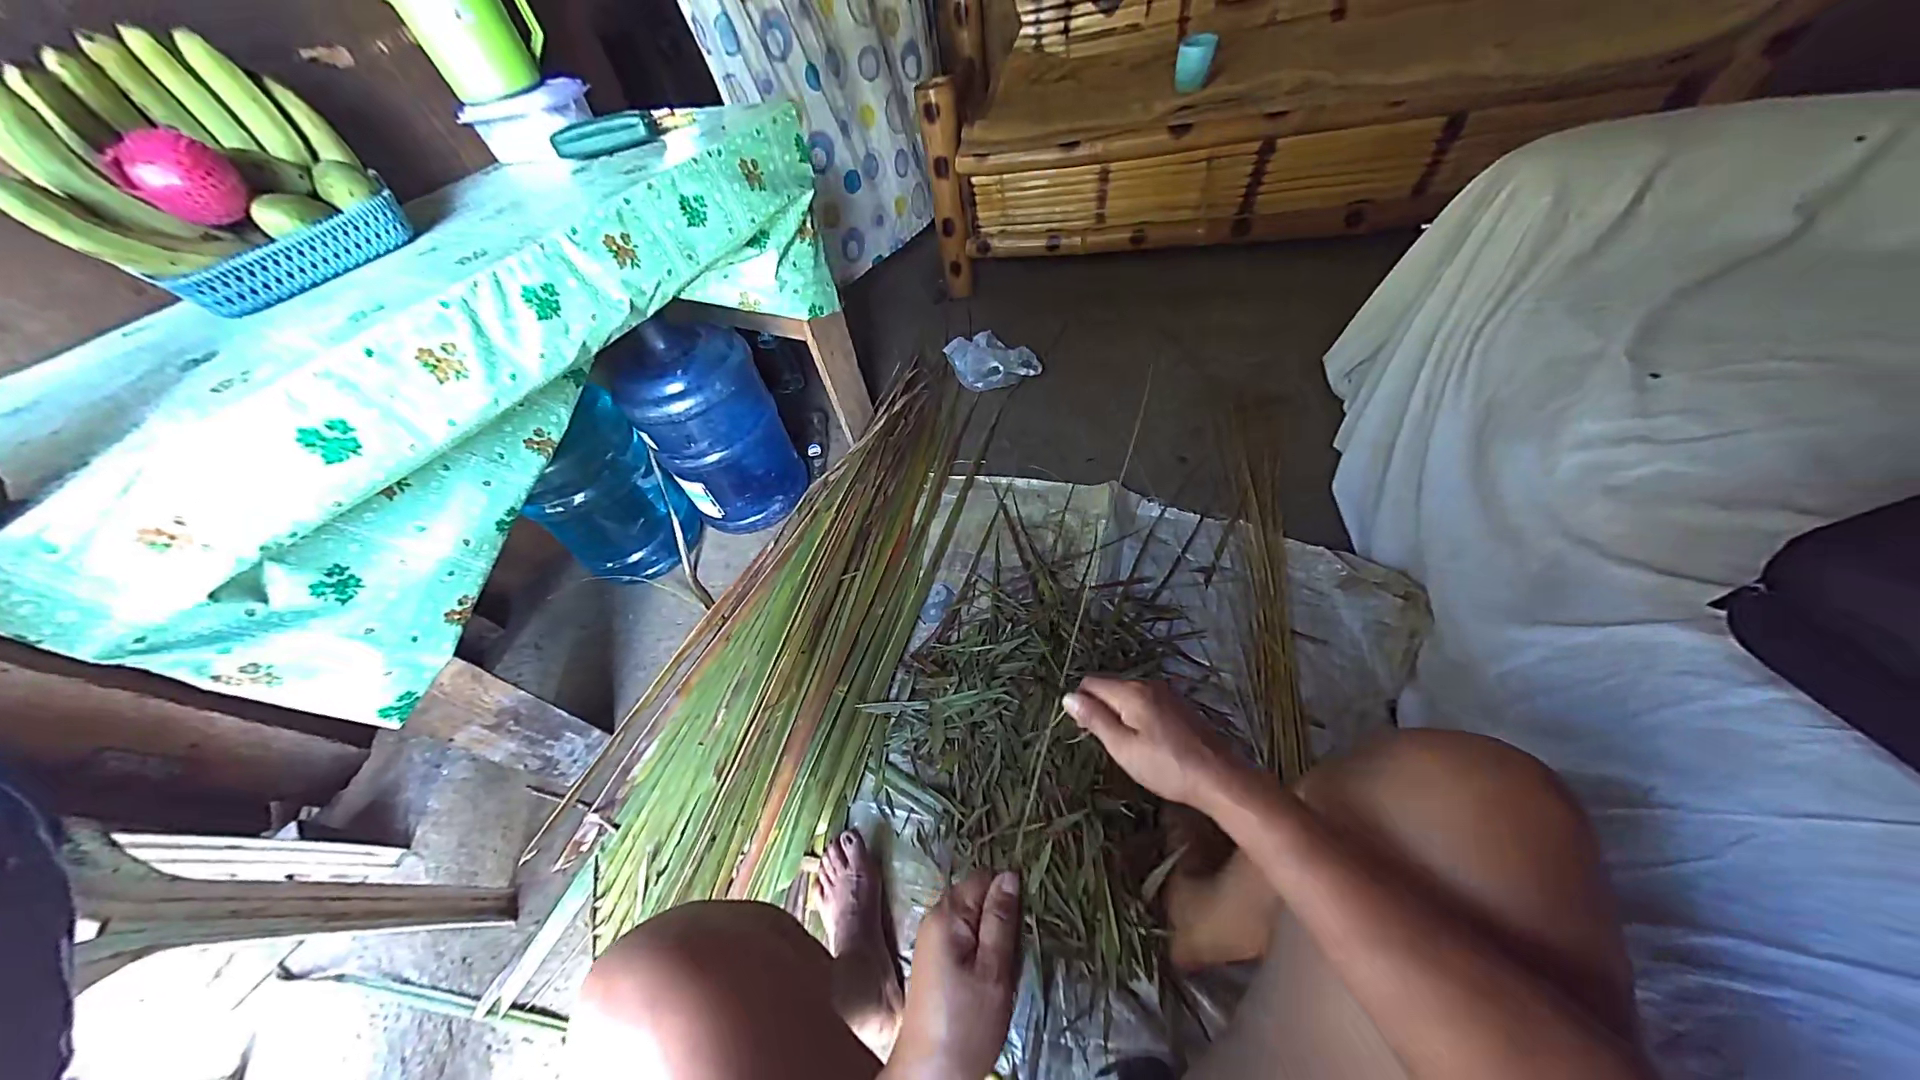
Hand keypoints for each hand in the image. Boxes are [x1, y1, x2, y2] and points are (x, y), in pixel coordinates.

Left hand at [884, 870, 1020, 1079]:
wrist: (930, 1074)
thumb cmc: (966, 1024)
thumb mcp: (993, 970)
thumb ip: (1001, 920)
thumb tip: (1010, 875)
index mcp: (947, 915)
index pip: (983, 878)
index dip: (1008, 890)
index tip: (1026, 917)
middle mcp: (935, 918)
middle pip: (976, 895)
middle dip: (1000, 912)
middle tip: (1019, 944)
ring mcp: (932, 939)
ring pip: (972, 917)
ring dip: (993, 931)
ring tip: (1009, 959)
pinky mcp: (934, 960)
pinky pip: (964, 936)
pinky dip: (981, 946)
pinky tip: (992, 969)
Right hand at [1063, 677, 1247, 809]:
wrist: (1221, 778)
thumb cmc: (1167, 767)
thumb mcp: (1123, 748)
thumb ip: (1095, 719)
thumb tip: (1068, 697)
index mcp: (1132, 691)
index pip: (1091, 682)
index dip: (1080, 703)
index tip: (1084, 731)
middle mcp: (1150, 684)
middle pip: (1110, 686)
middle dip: (1099, 707)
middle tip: (1105, 742)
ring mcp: (1168, 694)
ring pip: (1128, 694)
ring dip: (1119, 713)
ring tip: (1125, 744)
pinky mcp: (1181, 706)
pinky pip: (1147, 702)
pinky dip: (1137, 715)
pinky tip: (1146, 741)